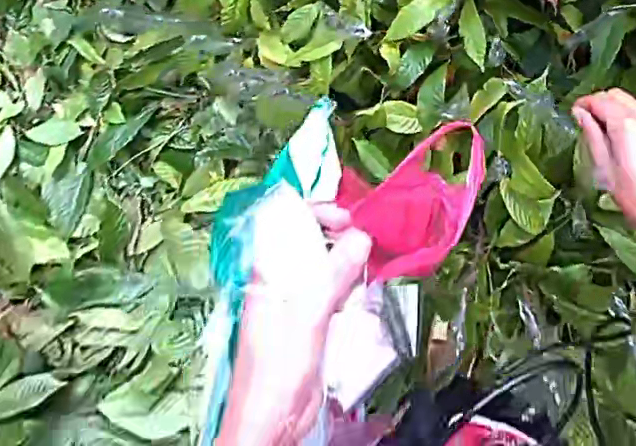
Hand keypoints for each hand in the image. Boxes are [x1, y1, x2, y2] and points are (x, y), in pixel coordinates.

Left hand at [217, 199, 372, 445]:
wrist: (270, 423)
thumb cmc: (279, 364)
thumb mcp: (309, 313)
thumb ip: (334, 272)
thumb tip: (361, 236)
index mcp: (269, 267)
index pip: (289, 220)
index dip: (317, 211)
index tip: (347, 218)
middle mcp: (280, 277)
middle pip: (309, 240)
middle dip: (337, 235)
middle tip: (364, 241)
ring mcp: (294, 299)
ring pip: (322, 265)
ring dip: (344, 261)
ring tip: (366, 264)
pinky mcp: (308, 321)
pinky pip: (329, 291)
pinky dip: (345, 286)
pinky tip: (358, 293)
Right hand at [573, 90, 635, 261]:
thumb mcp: (606, 170)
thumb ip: (592, 136)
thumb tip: (581, 114)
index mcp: (627, 125)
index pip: (599, 100)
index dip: (584, 104)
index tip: (576, 113)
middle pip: (618, 96)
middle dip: (602, 103)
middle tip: (591, 121)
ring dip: (621, 112)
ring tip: (614, 136)